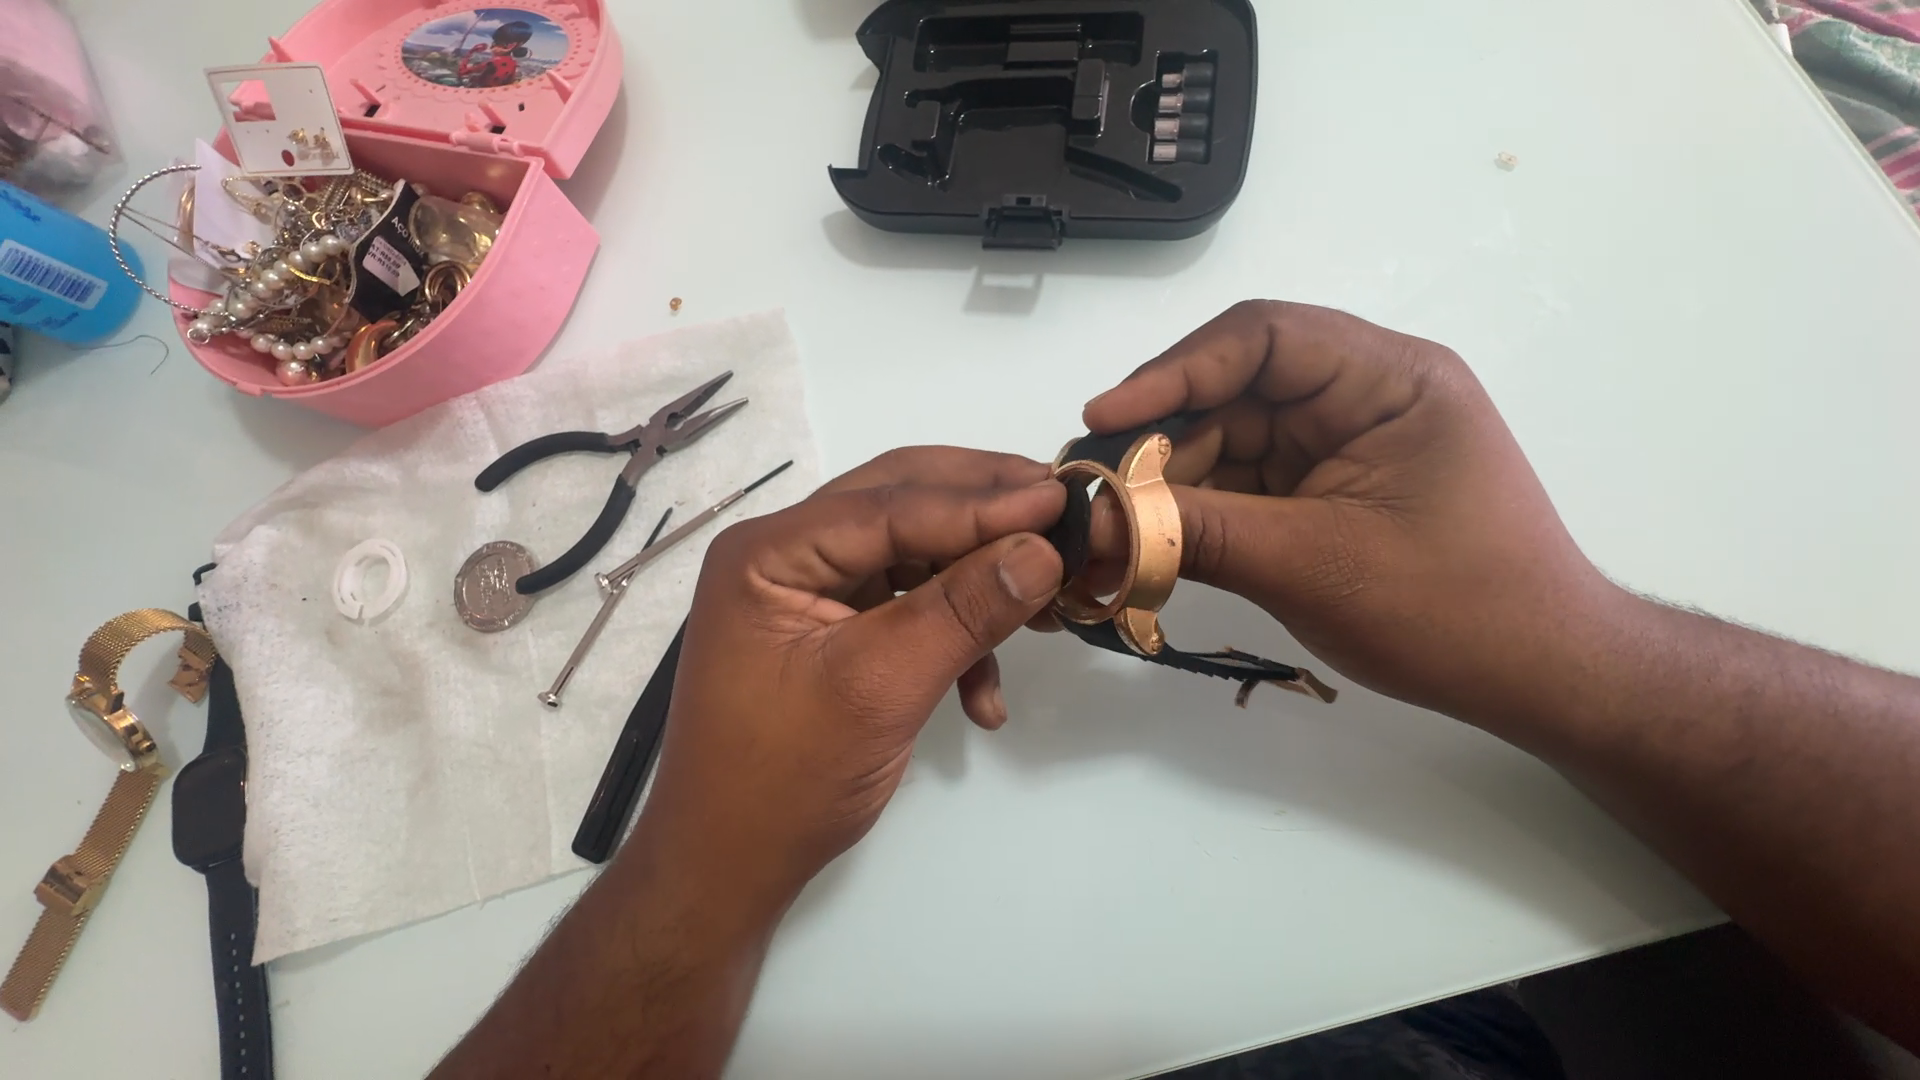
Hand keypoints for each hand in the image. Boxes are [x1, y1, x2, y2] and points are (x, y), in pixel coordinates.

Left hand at [631, 448, 1065, 908]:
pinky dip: (954, 639)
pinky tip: (983, 699)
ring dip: (976, 581)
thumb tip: (1043, 551)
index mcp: (771, 552)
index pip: (889, 505)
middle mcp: (788, 554)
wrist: (731, 865)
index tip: (1058, 500)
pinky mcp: (837, 628)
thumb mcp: (880, 687)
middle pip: (901, 505)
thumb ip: (963, 611)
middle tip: (1058, 509)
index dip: (981, 503)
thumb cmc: (785, 780)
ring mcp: (811, 591)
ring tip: (1043, 607)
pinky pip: (908, 606)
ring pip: (913, 555)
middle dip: (983, 513)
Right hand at [1080, 301, 1621, 726]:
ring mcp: (1338, 444)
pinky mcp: (1321, 490)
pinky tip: (1152, 536)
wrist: (1537, 678)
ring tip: (1112, 523)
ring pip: (1227, 440)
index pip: (1262, 338)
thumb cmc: (1450, 611)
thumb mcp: (1310, 565)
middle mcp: (1359, 396)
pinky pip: (1241, 483)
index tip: (1103, 419)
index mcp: (1386, 380)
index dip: (1173, 372)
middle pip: (1233, 390)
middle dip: (1161, 438)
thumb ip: (1196, 534)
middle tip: (1096, 488)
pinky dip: (1195, 510)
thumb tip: (1095, 524)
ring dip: (1170, 481)